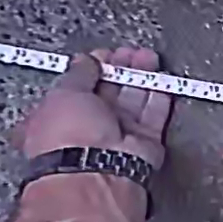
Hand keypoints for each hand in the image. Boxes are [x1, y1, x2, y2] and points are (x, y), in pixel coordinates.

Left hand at [19, 47, 173, 168]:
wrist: (96, 169)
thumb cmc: (67, 134)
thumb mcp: (64, 93)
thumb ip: (79, 74)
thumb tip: (87, 60)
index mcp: (59, 115)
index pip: (80, 86)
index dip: (93, 67)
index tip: (104, 54)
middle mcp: (89, 126)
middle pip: (110, 91)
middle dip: (122, 70)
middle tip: (132, 53)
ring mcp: (119, 135)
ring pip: (135, 100)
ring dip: (143, 78)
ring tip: (150, 58)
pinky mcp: (145, 143)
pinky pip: (155, 116)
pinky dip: (160, 98)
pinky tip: (164, 80)